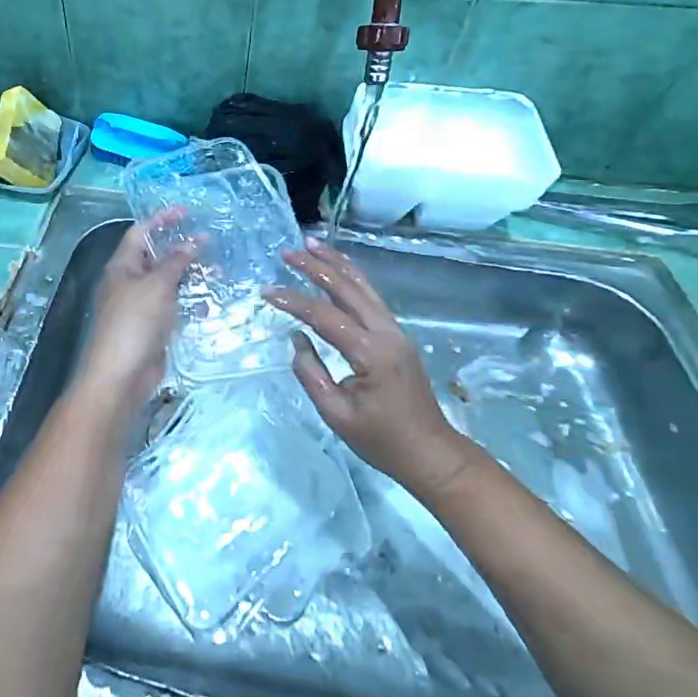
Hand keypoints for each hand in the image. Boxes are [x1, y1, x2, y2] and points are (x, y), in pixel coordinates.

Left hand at [78, 210, 194, 407]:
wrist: (120, 375)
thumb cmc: (134, 322)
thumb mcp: (157, 286)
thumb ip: (175, 262)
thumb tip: (192, 242)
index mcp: (121, 266)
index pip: (140, 232)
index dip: (161, 219)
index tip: (186, 212)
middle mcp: (128, 282)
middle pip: (155, 257)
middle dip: (180, 249)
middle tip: (210, 243)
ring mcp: (139, 306)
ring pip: (166, 283)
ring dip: (189, 276)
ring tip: (217, 272)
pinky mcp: (150, 328)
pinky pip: (171, 307)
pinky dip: (188, 303)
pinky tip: (207, 303)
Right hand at [264, 237, 477, 498]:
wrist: (431, 453)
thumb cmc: (382, 441)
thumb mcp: (336, 414)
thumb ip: (311, 373)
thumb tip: (297, 339)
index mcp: (371, 353)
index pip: (324, 316)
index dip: (293, 301)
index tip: (266, 292)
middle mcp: (386, 333)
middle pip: (347, 289)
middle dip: (315, 267)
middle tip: (286, 252)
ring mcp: (396, 331)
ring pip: (363, 286)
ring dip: (336, 264)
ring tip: (311, 244)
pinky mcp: (397, 335)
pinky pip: (371, 297)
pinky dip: (351, 277)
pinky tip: (337, 268)